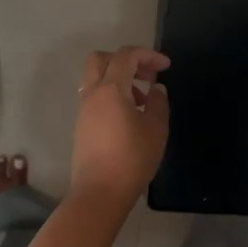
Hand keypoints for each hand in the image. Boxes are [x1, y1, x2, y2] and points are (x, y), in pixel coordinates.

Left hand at [69, 46, 169, 213]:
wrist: (100, 191)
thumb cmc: (132, 159)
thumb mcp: (156, 129)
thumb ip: (159, 104)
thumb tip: (156, 90)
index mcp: (110, 89)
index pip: (126, 56)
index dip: (148, 55)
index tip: (166, 67)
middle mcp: (92, 94)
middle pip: (101, 59)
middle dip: (126, 61)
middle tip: (147, 76)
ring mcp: (84, 110)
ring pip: (96, 79)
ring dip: (119, 80)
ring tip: (143, 101)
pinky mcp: (82, 126)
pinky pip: (95, 98)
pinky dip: (112, 96)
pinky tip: (130, 116)